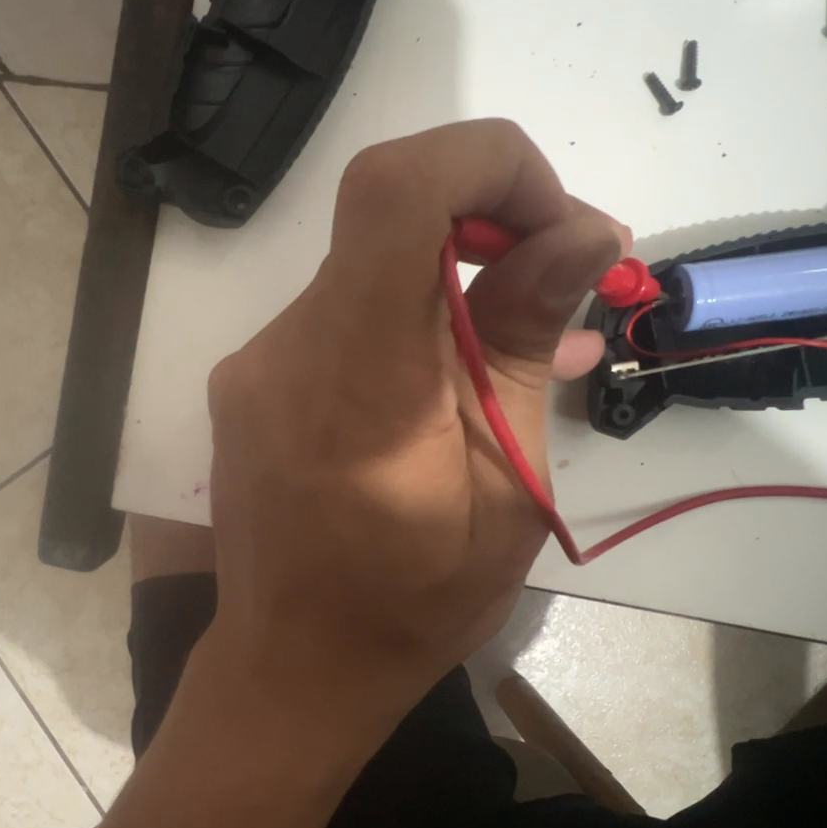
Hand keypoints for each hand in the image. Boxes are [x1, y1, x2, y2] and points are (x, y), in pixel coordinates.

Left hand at [198, 120, 625, 725]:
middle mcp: (284, 347)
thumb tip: (580, 234)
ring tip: (513, 342)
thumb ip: (525, 345)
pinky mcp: (246, 384)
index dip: (484, 163)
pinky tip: (438, 381)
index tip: (549, 224)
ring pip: (363, 271)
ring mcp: (253, 364)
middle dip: (487, 221)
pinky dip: (397, 321)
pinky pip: (334, 317)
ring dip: (444, 280)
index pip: (395, 189)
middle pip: (384, 218)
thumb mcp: (504, 487)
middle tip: (561, 278)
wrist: (292, 664)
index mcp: (355, 374)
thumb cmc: (410, 601)